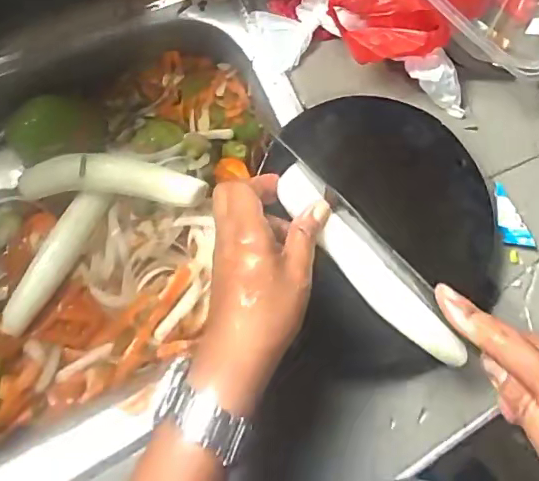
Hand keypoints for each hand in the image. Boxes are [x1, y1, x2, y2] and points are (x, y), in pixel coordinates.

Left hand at [188, 174, 327, 413]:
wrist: (235, 358)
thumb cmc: (269, 313)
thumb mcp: (297, 273)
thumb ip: (305, 235)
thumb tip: (318, 205)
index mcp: (244, 231)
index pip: (238, 187)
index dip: (260, 181)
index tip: (284, 189)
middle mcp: (226, 235)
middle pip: (227, 195)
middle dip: (253, 191)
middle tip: (281, 202)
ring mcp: (220, 251)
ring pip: (230, 215)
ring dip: (255, 213)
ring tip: (287, 235)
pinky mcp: (222, 267)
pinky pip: (232, 234)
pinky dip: (251, 232)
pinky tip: (275, 256)